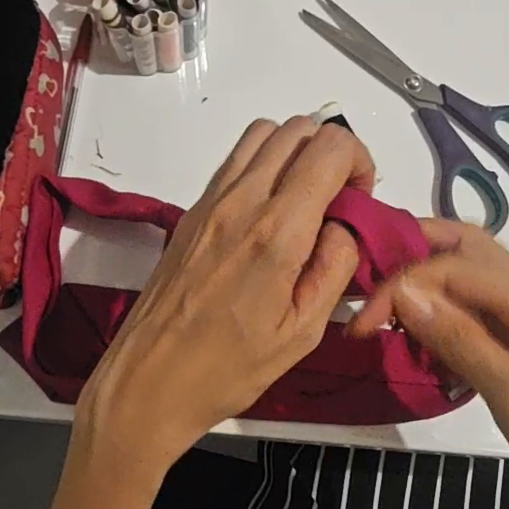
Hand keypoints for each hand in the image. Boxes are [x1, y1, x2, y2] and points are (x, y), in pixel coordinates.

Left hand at [70, 117, 374, 488]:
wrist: (148, 381)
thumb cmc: (229, 368)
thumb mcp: (303, 331)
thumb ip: (335, 266)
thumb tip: (346, 225)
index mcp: (276, 231)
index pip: (331, 146)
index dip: (360, 163)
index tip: (359, 203)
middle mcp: (241, 200)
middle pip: (297, 127)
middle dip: (331, 153)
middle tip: (337, 201)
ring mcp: (210, 201)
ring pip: (262, 133)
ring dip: (295, 152)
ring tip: (304, 203)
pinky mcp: (190, 211)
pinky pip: (235, 161)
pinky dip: (264, 166)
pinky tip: (269, 216)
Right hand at [350, 219, 508, 508]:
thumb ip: (460, 337)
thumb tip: (403, 290)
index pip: (457, 266)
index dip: (404, 284)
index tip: (361, 322)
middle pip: (466, 249)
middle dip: (413, 255)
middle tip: (365, 280)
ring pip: (467, 276)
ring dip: (424, 284)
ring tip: (381, 312)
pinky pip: (473, 309)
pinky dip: (439, 314)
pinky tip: (415, 337)